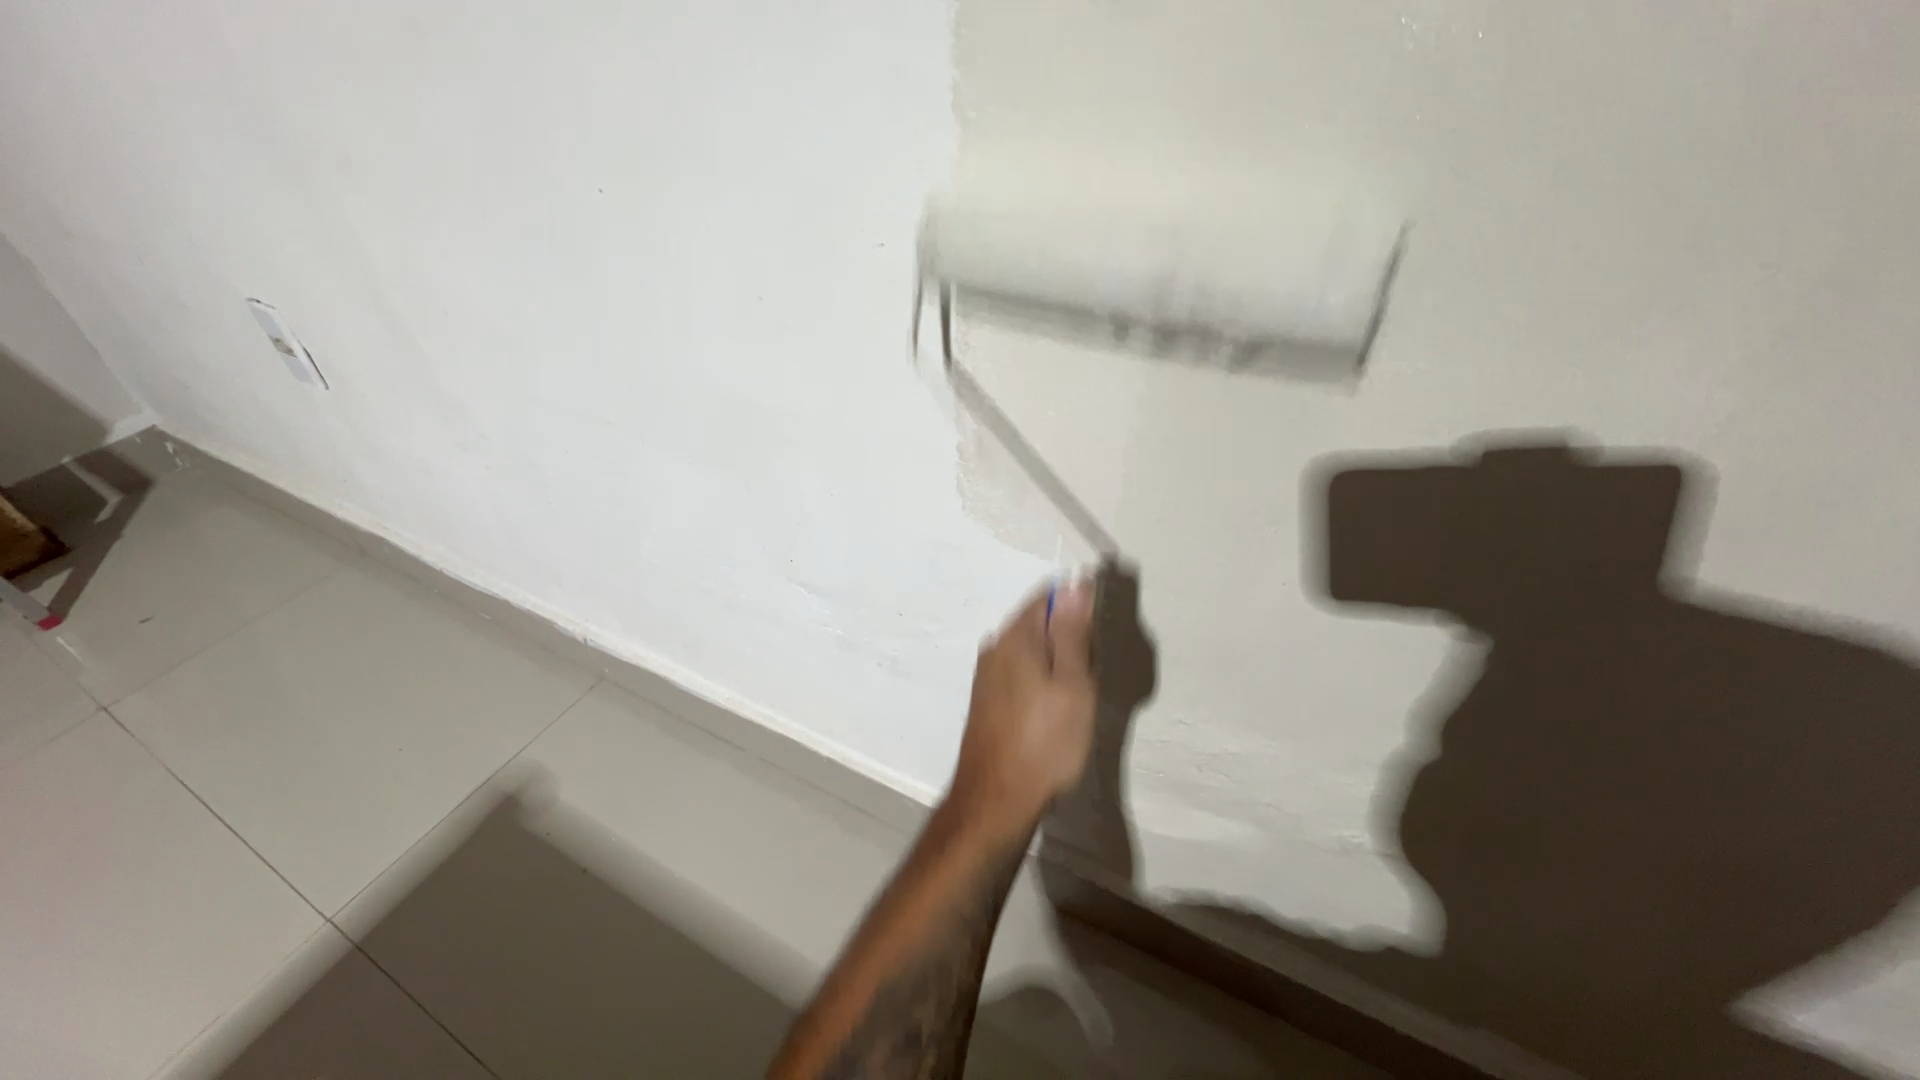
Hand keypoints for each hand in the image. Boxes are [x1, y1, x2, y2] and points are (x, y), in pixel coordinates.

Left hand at [949, 577, 1098, 831]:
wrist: (996, 800)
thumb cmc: (1045, 743)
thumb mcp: (1073, 685)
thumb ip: (1073, 633)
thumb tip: (1075, 584)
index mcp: (1015, 636)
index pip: (1049, 595)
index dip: (1080, 605)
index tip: (1102, 636)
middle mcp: (995, 647)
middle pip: (1040, 623)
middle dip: (1071, 638)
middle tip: (1093, 676)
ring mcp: (987, 675)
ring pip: (1032, 652)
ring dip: (1059, 664)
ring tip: (1079, 699)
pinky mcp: (987, 701)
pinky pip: (1021, 674)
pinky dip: (1043, 683)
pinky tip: (1056, 713)